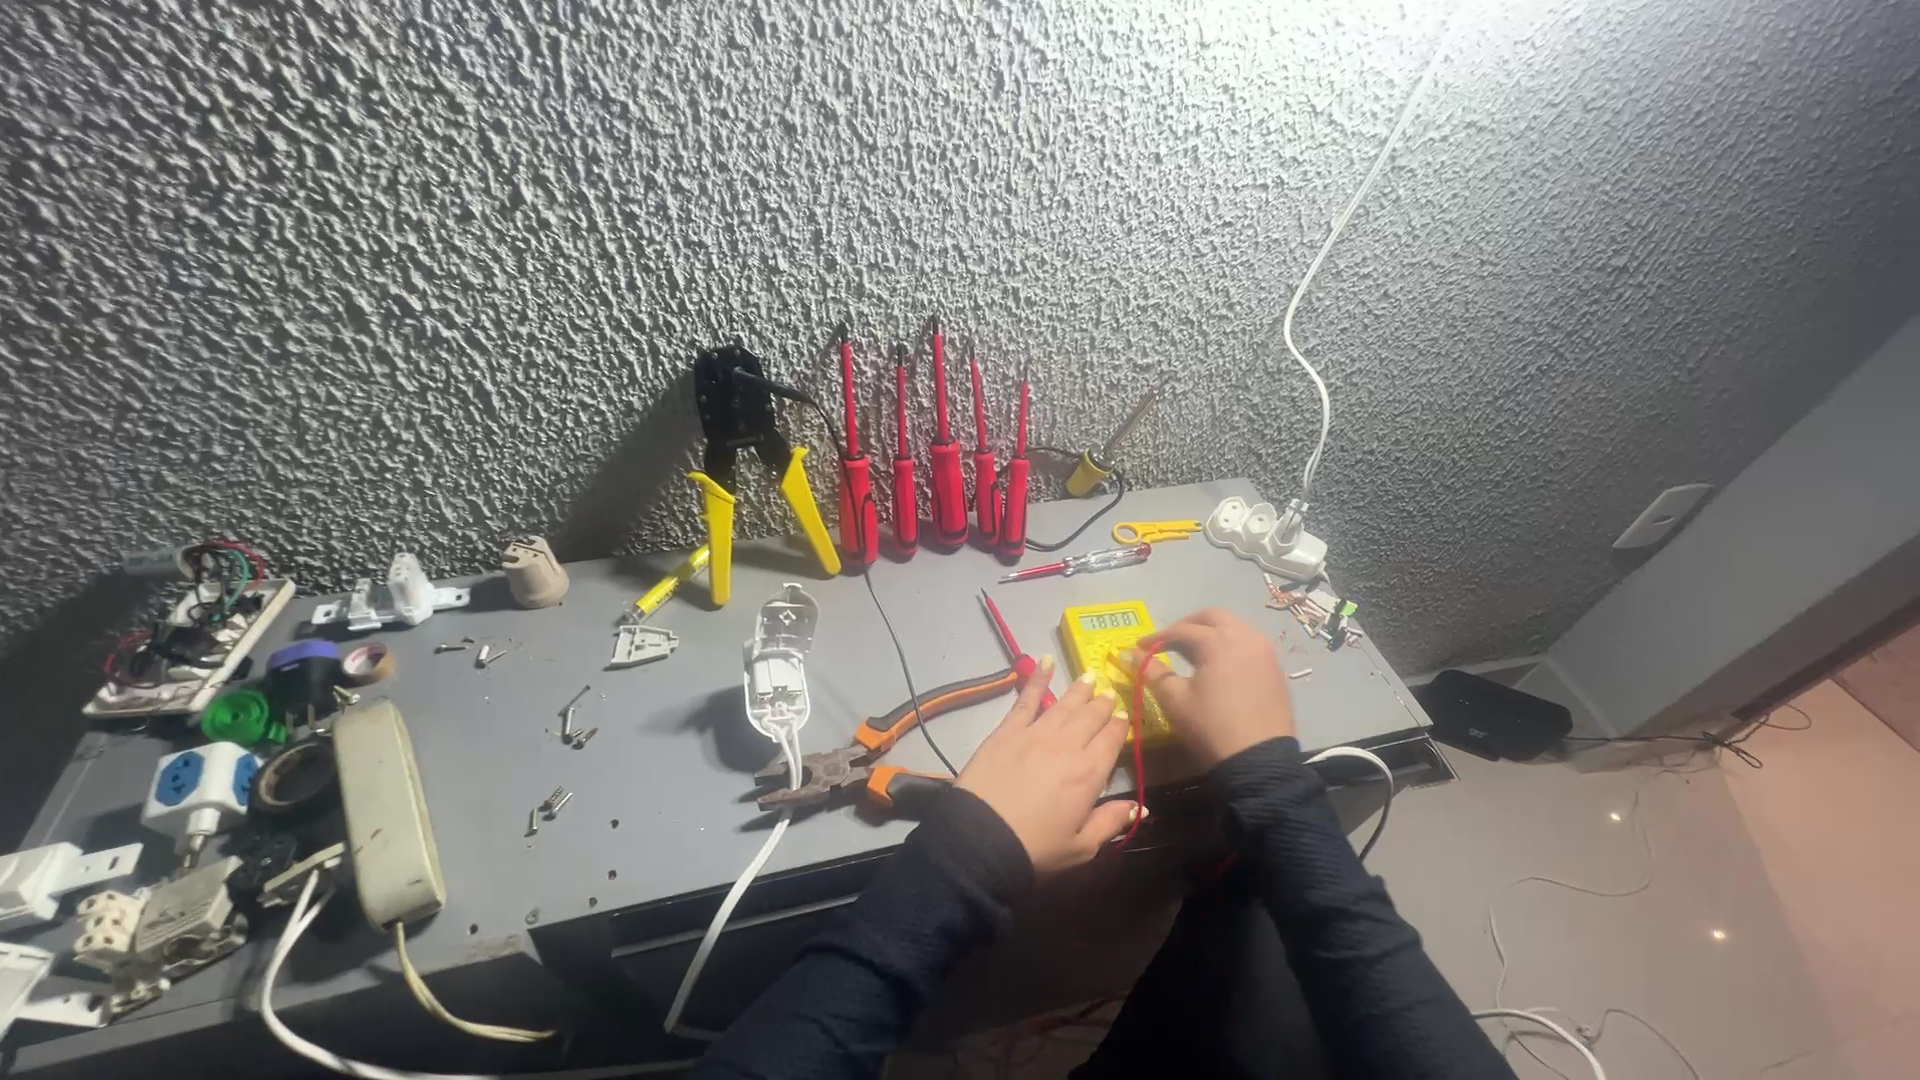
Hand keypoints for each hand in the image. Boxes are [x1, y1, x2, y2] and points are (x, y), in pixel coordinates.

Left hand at [956, 656, 1143, 873]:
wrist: (982, 839)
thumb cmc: (1035, 849)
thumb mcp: (1081, 847)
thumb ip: (1111, 822)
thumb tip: (1142, 806)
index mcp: (1090, 773)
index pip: (1112, 739)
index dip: (1120, 725)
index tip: (1125, 715)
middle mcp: (1067, 745)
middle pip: (1091, 716)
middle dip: (1103, 703)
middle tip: (1110, 692)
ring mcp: (1036, 733)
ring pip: (1064, 704)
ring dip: (1080, 689)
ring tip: (1090, 676)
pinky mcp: (1007, 730)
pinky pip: (1025, 699)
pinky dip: (1036, 678)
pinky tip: (1044, 661)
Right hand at [1126, 608, 1295, 767]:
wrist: (1260, 762)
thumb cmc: (1212, 727)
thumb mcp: (1176, 700)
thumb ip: (1153, 672)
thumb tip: (1132, 655)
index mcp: (1219, 642)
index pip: (1182, 630)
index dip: (1157, 637)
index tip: (1139, 647)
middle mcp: (1246, 638)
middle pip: (1213, 617)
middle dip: (1188, 624)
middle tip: (1169, 640)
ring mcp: (1266, 653)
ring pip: (1235, 628)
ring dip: (1212, 632)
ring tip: (1194, 652)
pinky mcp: (1276, 670)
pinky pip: (1250, 645)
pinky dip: (1231, 646)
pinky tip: (1220, 666)